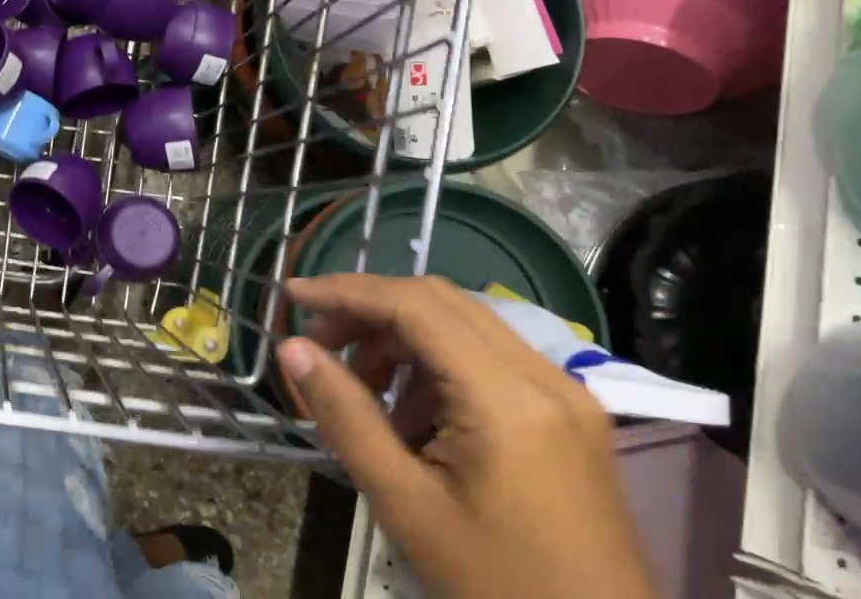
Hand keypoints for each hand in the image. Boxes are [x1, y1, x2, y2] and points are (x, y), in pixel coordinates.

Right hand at [277, 275, 657, 598]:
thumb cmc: (497, 587)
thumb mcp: (404, 503)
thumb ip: (345, 416)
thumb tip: (291, 347)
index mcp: (507, 398)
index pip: (415, 306)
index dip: (347, 291)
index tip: (291, 297)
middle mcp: (546, 378)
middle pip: (440, 302)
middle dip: (369, 310)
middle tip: (318, 345)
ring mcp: (566, 395)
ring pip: (464, 324)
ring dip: (400, 339)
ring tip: (363, 392)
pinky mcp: (570, 415)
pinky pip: (489, 358)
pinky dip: (436, 364)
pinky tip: (412, 416)